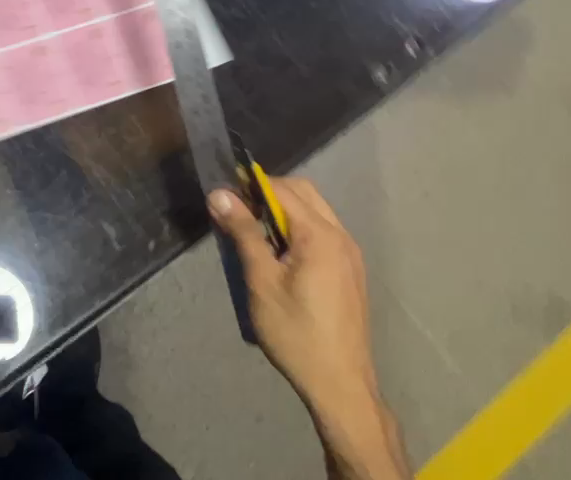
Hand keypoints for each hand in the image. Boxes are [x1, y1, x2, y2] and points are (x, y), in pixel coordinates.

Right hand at [210, 179, 406, 478]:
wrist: (340, 385)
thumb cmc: (295, 332)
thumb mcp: (261, 281)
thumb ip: (243, 233)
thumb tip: (219, 194)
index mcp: (320, 236)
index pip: (282, 189)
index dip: (251, 186)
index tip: (225, 198)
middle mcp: (341, 236)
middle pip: (303, 193)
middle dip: (268, 193)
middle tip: (239, 213)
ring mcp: (350, 254)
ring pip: (314, 210)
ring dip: (284, 210)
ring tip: (256, 234)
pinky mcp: (351, 270)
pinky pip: (323, 231)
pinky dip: (299, 228)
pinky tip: (281, 254)